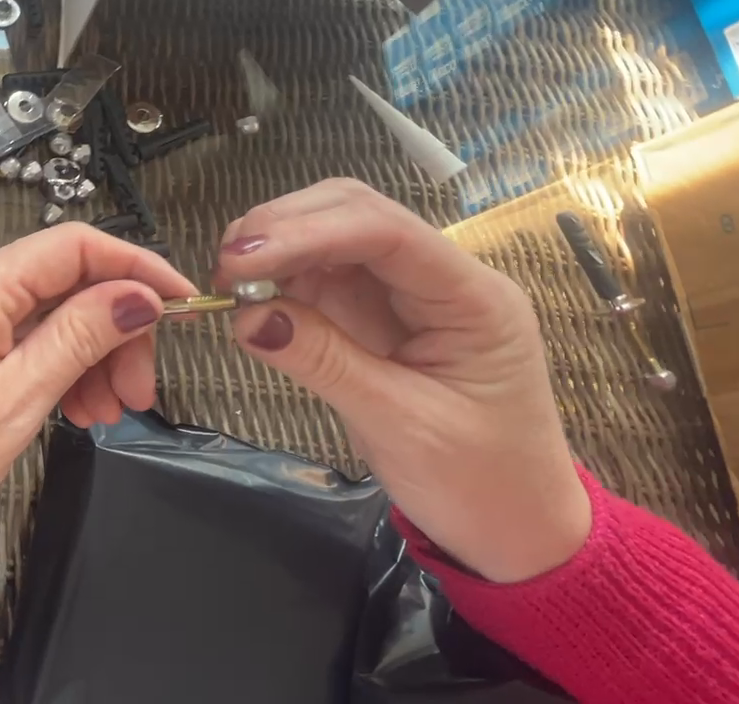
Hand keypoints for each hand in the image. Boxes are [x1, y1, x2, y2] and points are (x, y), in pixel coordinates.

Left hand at [0, 223, 197, 555]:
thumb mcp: (15, 402)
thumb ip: (78, 338)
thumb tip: (141, 297)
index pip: (73, 245)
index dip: (136, 266)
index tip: (183, 305)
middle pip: (62, 281)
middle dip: (112, 330)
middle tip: (139, 395)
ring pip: (43, 310)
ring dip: (86, 354)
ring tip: (105, 414)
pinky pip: (14, 332)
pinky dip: (50, 363)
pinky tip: (73, 407)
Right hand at [217, 179, 590, 583]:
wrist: (512, 528)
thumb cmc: (478, 483)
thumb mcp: (402, 426)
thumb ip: (324, 362)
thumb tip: (244, 316)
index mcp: (471, 298)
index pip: (384, 232)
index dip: (306, 232)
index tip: (239, 261)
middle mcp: (435, 275)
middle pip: (353, 210)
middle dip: (283, 226)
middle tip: (225, 267)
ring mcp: (399, 288)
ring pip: (327, 229)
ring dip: (272, 243)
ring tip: (228, 279)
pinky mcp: (367, 307)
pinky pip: (313, 268)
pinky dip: (274, 271)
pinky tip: (247, 291)